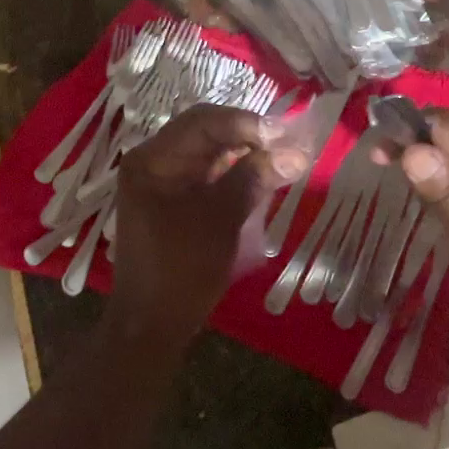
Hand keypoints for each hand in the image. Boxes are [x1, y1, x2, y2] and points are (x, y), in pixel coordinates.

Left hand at [110, 104, 307, 342]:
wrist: (151, 326)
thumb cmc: (180, 272)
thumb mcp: (219, 221)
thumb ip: (253, 179)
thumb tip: (297, 152)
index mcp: (152, 160)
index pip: (203, 122)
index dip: (247, 123)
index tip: (287, 134)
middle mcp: (154, 161)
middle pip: (207, 131)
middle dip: (250, 134)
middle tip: (291, 142)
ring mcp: (163, 180)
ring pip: (211, 150)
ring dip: (247, 151)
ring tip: (285, 155)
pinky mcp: (176, 199)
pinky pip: (209, 172)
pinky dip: (237, 170)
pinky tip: (264, 174)